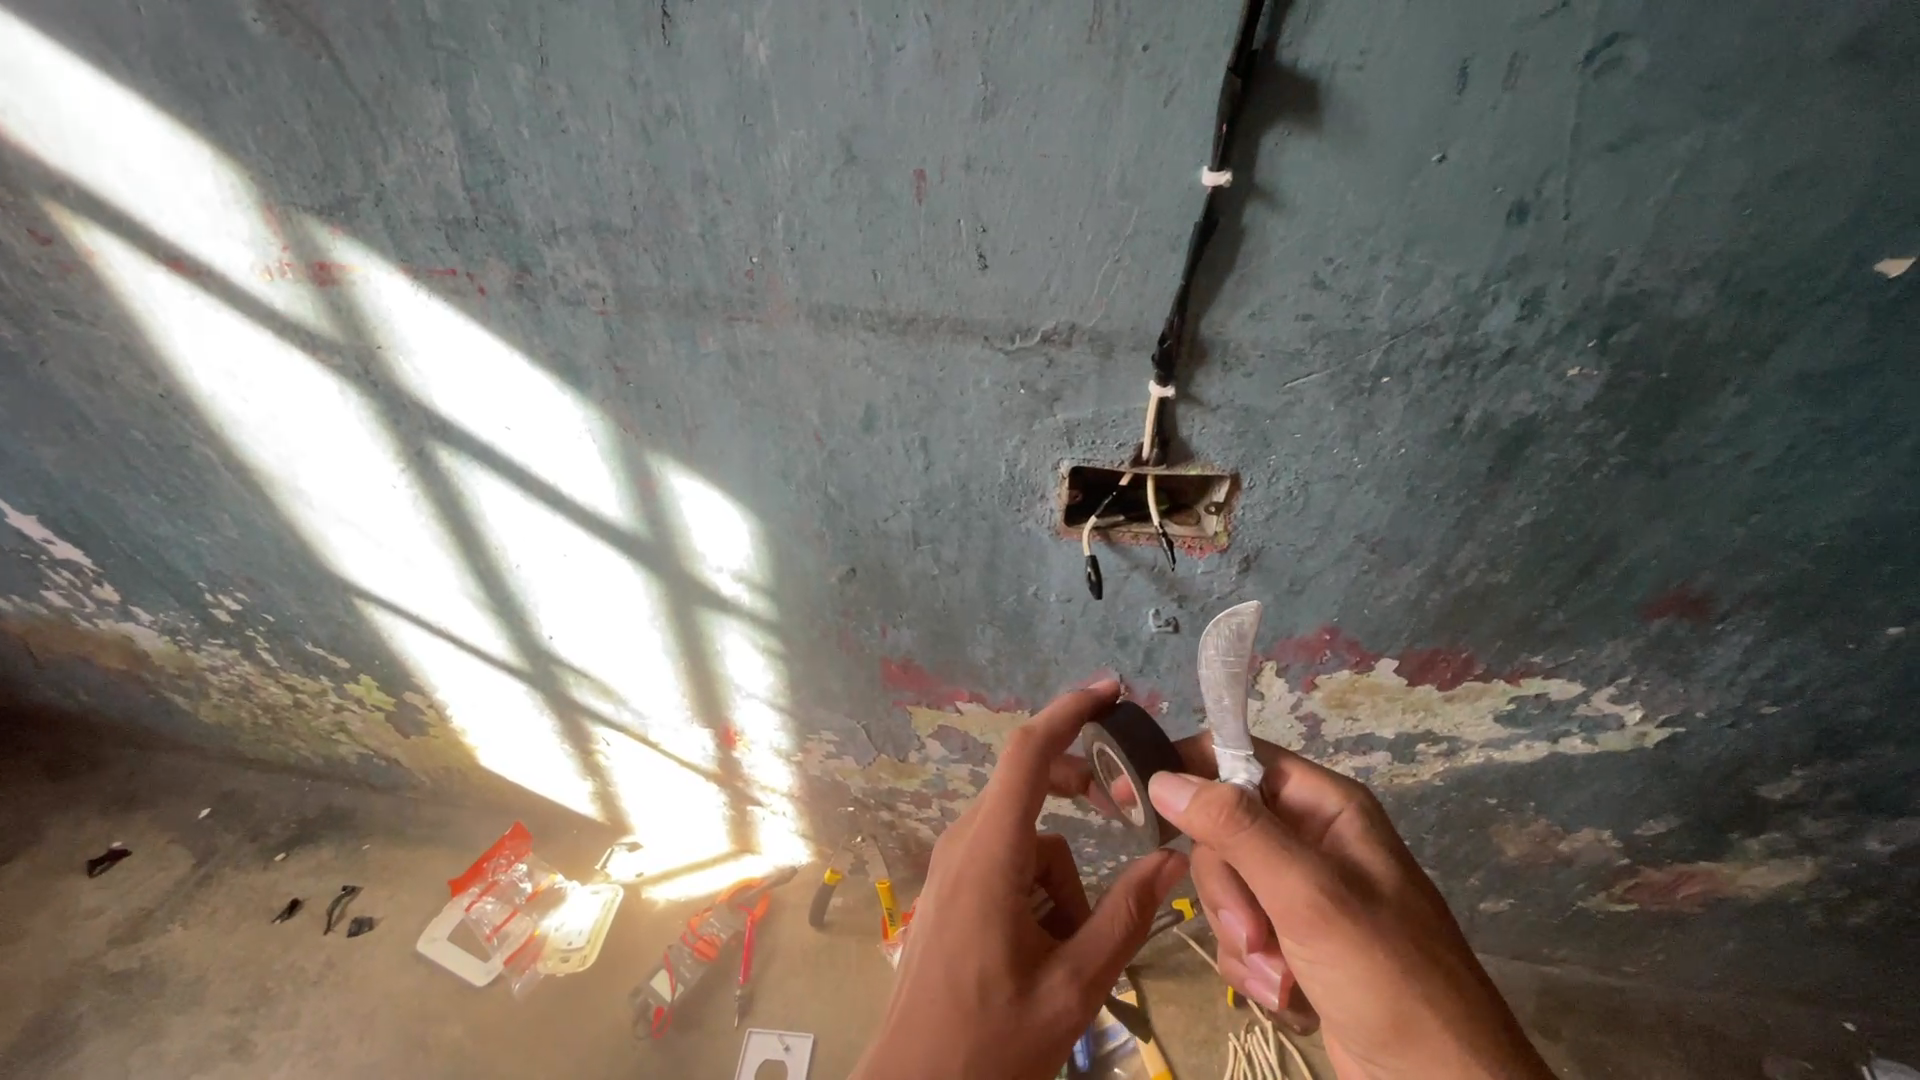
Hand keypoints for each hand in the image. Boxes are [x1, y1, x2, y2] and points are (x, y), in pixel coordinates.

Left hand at [852, 679, 1189, 1079]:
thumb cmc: (990, 1041)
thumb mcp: (1074, 986)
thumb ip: (1125, 917)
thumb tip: (1172, 857)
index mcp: (991, 853)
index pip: (1029, 753)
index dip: (1070, 711)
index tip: (1112, 690)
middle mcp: (965, 842)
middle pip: (1029, 786)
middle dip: (1078, 793)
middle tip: (1120, 817)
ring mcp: (954, 863)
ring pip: (1025, 834)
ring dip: (1062, 875)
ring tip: (1073, 948)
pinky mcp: (952, 886)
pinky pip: (1006, 858)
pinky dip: (1038, 886)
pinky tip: (1047, 947)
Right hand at [1144, 739, 1552, 1079]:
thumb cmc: (1387, 976)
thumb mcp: (1308, 893)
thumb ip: (1235, 828)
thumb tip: (1163, 777)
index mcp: (1325, 806)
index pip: (1238, 757)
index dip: (1189, 772)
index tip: (1140, 800)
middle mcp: (1309, 838)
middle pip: (1221, 831)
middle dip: (1228, 890)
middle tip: (1255, 932)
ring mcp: (1299, 891)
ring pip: (1224, 885)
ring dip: (1240, 936)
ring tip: (1281, 976)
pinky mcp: (1291, 939)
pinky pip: (1237, 929)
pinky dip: (1250, 965)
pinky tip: (1285, 995)